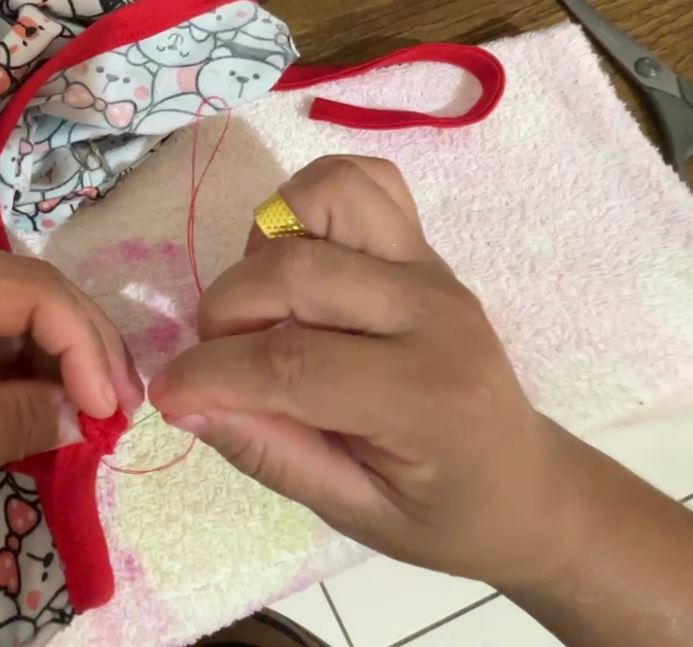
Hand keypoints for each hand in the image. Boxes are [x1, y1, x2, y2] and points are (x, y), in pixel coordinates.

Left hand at [0, 245, 142, 578]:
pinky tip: (42, 414)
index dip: (84, 343)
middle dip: (78, 348)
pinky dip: (15, 380)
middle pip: (24, 297)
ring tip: (91, 417)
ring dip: (53, 365)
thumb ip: (19, 418)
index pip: (30, 290)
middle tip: (119, 410)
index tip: (111, 411)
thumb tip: (81, 409)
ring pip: (7, 323)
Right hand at [147, 156, 590, 590]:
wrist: (527, 481)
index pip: (292, 364)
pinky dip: (306, 200)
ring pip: (325, 196)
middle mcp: (433, 312)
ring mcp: (429, 264)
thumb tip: (182, 400)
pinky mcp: (421, 241)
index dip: (209, 375)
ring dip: (265, 245)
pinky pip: (359, 179)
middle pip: (294, 272)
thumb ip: (264, 452)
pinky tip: (298, 253)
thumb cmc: (440, 510)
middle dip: (225, 314)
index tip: (166, 395)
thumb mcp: (352, 512)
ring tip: (266, 302)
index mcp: (427, 397)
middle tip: (221, 358)